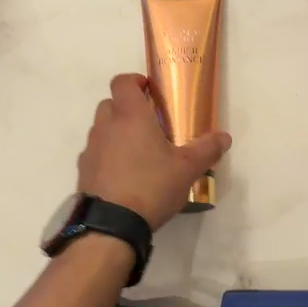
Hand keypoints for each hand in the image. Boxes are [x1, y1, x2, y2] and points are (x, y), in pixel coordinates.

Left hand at [77, 74, 230, 229]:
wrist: (110, 224)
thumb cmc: (151, 186)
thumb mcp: (187, 169)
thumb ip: (206, 150)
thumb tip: (224, 137)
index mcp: (130, 116)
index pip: (123, 82)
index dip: (135, 81)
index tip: (150, 91)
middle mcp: (105, 127)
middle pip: (110, 104)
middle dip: (126, 109)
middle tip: (149, 125)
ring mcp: (90, 149)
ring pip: (101, 129)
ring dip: (116, 133)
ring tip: (138, 154)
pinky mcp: (83, 172)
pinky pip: (95, 154)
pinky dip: (107, 157)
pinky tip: (124, 176)